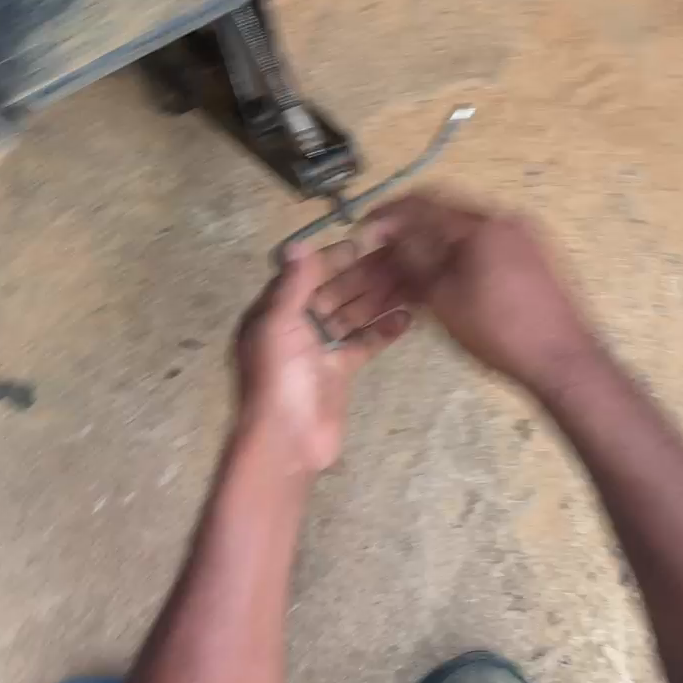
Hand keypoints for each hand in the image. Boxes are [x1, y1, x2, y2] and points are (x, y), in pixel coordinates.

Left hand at [234, 242, 411, 474]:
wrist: (289, 439)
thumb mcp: (279, 324)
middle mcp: (295, 327)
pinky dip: (382, 331)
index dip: (330, 260)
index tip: (362, 244)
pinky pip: (363, 344)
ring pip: (350, 316)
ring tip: (409, 280)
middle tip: (397, 258)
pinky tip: (407, 316)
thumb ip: (292, 285)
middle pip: (330, 293)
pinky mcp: (340, 371)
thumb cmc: (279, 378)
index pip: (303, 277)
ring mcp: (318, 350)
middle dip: (360, 277)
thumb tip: (296, 243)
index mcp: (273, 313)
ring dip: (376, 300)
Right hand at [310, 191, 599, 392]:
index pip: (421, 203)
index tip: (361, 232)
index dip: (385, 215)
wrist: (564, 361)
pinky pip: (480, 248)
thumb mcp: (442, 297)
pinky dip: (453, 260)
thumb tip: (386, 234)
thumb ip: (411, 259)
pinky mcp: (530, 258)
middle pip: (440, 217)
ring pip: (459, 235)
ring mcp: (521, 239)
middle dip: (405, 236)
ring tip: (402, 277)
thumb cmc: (498, 331)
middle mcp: (503, 221)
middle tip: (378, 258)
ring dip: (427, 250)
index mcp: (481, 225)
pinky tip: (435, 284)